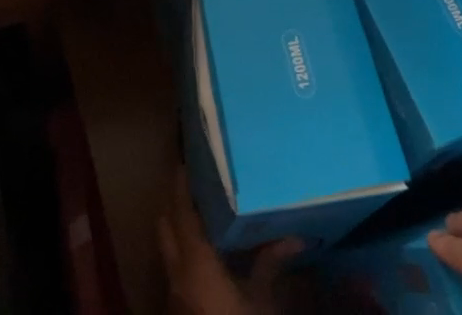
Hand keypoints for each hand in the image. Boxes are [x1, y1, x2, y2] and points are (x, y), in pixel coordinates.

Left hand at [157, 170, 302, 314]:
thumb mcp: (264, 301)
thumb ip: (272, 264)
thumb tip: (296, 236)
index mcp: (195, 264)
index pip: (182, 214)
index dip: (182, 186)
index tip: (187, 161)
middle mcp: (176, 274)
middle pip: (166, 226)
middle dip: (176, 202)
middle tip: (196, 181)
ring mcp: (174, 294)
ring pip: (167, 247)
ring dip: (179, 226)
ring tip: (204, 209)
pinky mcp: (180, 307)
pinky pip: (175, 267)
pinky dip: (185, 249)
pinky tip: (209, 250)